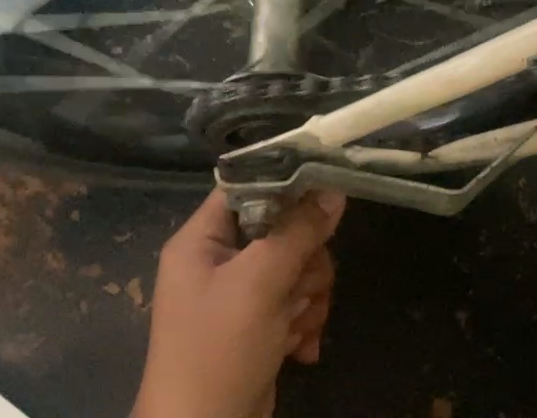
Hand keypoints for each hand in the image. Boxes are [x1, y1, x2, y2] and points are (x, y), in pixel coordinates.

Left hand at [132, 189, 344, 417]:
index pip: (247, 186)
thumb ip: (299, 231)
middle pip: (284, 228)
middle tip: (300, 286)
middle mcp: (219, 260)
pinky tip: (299, 347)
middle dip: (305, 261)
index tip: (325, 193)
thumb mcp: (260, 283)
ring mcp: (240, 295)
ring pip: (298, 265)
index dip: (286, 185)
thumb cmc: (217, 352)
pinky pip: (297, 300)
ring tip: (296, 325)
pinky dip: (304, 321)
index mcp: (201, 240)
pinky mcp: (259, 325)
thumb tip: (335, 190)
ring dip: (309, 296)